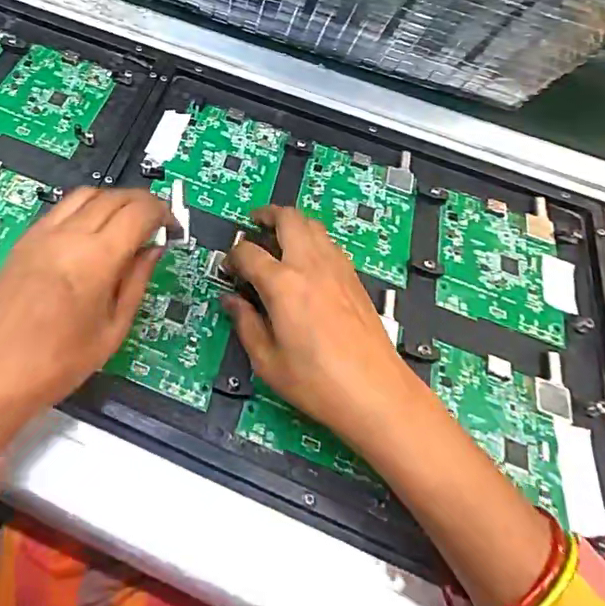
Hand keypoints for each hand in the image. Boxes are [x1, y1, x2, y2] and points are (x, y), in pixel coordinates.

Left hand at [0, 188, 175, 448]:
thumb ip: (138, 280)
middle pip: (116, 196)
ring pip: (88, 193)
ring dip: (114, 200)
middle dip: (143, 203)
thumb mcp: (114, 329)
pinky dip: (87, 207)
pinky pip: (63, 207)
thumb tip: (154, 247)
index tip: (173, 228)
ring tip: (126, 223)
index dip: (163, 213)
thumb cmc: (61, 362)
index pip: (139, 212)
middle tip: (156, 224)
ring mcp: (43, 232)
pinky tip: (92, 231)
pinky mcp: (26, 238)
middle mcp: (69, 234)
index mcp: (96, 258)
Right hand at [223, 206, 429, 448]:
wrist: (375, 391)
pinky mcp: (354, 277)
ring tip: (280, 238)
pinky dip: (312, 239)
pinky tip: (306, 261)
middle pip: (287, 218)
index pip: (248, 251)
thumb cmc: (318, 382)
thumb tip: (232, 302)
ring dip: (292, 223)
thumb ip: (246, 324)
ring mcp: (336, 268)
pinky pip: (329, 243)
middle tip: (254, 223)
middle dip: (267, 214)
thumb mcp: (267, 362)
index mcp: (283, 284)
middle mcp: (310, 265)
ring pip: (312, 224)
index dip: (233, 256)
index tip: (229, 268)